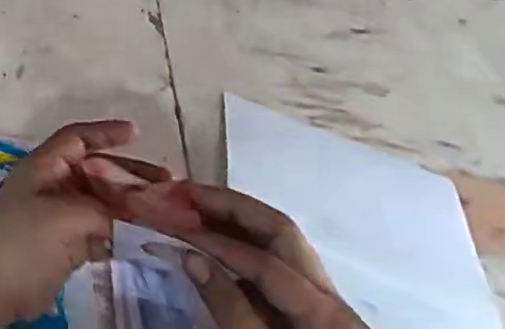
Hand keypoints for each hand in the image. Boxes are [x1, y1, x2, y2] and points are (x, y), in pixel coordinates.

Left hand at [0, 121, 163, 323]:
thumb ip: (99, 211)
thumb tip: (122, 217)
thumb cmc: (21, 241)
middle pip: (95, 170)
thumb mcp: (64, 218)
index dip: (105, 132)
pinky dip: (117, 231)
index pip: (77, 138)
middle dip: (128, 174)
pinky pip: (96, 228)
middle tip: (166, 183)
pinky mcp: (62, 243)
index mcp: (44, 166)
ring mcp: (56, 214)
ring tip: (162, 212)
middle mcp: (51, 184)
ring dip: (128, 204)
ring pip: (99, 201)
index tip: (137, 132)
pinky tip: (141, 237)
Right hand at [113, 182, 366, 328]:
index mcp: (325, 312)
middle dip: (230, 206)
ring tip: (195, 204)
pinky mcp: (314, 305)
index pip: (264, 261)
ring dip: (236, 216)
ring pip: (281, 238)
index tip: (174, 223)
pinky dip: (245, 238)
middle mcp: (331, 294)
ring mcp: (326, 297)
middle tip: (186, 192)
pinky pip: (279, 256)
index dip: (217, 241)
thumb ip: (230, 310)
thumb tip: (189, 256)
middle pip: (279, 230)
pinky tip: (216, 235)